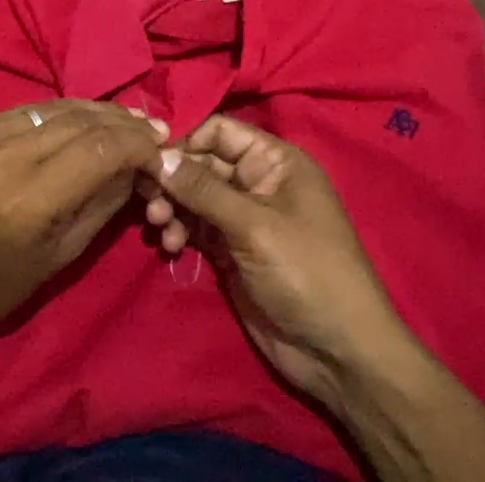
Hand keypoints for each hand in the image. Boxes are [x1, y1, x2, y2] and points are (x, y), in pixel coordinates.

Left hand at [0, 100, 167, 353]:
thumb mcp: (61, 256)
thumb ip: (103, 204)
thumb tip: (140, 166)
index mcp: (26, 200)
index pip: (99, 150)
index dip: (138, 145)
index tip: (163, 150)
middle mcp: (2, 157)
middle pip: (81, 122)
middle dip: (125, 124)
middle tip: (156, 132)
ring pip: (57, 108)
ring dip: (99, 112)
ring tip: (131, 122)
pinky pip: (31, 110)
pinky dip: (66, 113)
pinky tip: (88, 121)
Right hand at [142, 115, 402, 407]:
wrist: (336, 353)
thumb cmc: (307, 273)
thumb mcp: (254, 227)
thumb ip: (202, 189)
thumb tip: (156, 154)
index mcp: (275, 162)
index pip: (219, 131)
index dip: (184, 140)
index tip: (148, 157)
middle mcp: (258, 182)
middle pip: (201, 162)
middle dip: (172, 178)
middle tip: (148, 200)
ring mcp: (243, 217)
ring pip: (193, 195)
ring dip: (172, 206)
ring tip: (160, 227)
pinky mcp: (231, 249)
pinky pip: (195, 226)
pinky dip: (180, 230)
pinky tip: (172, 246)